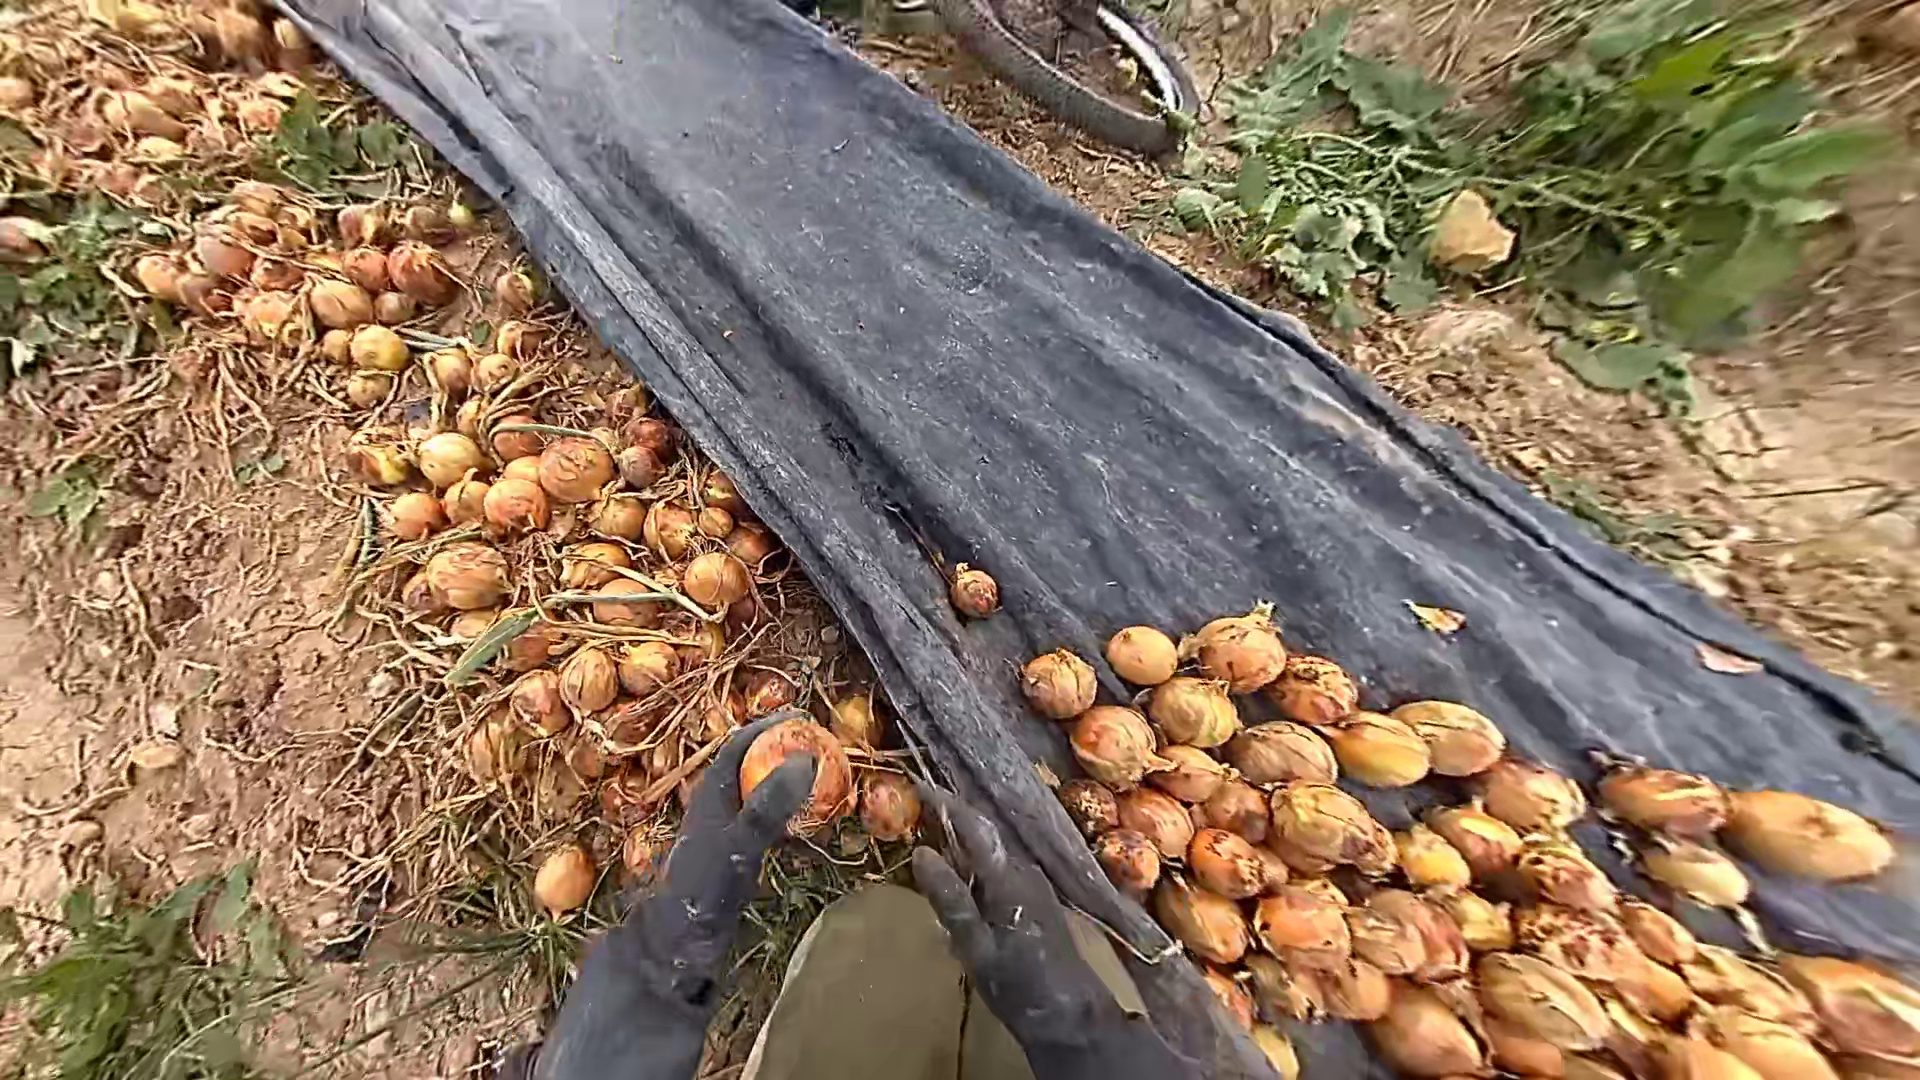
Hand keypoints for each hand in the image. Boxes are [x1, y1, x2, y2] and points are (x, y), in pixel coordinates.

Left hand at [643, 708, 818, 1003]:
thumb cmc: (701, 888)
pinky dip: (789, 808)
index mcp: (712, 789)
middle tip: (820, 745)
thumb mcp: (738, 842)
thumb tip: (805, 760)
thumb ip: (769, 804)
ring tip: (821, 775)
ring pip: (762, 788)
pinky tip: (807, 818)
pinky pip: (768, 815)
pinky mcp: (736, 850)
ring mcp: (727, 826)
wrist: (676, 948)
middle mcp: (719, 802)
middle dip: (786, 748)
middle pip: (754, 762)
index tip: (804, 717)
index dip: (772, 725)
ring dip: (789, 778)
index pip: (743, 742)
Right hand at [912, 786, 1198, 1077]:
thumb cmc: (1020, 987)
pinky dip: (973, 860)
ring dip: (961, 838)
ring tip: (931, 834)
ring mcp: (1032, 879)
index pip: (973, 825)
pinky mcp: (1034, 894)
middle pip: (982, 830)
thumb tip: (920, 852)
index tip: (918, 785)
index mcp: (1008, 876)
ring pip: (990, 847)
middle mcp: (1023, 867)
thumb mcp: (976, 948)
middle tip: (918, 807)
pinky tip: (959, 876)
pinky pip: (997, 865)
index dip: (945, 802)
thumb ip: (950, 899)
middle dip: (950, 814)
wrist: (1071, 1017)